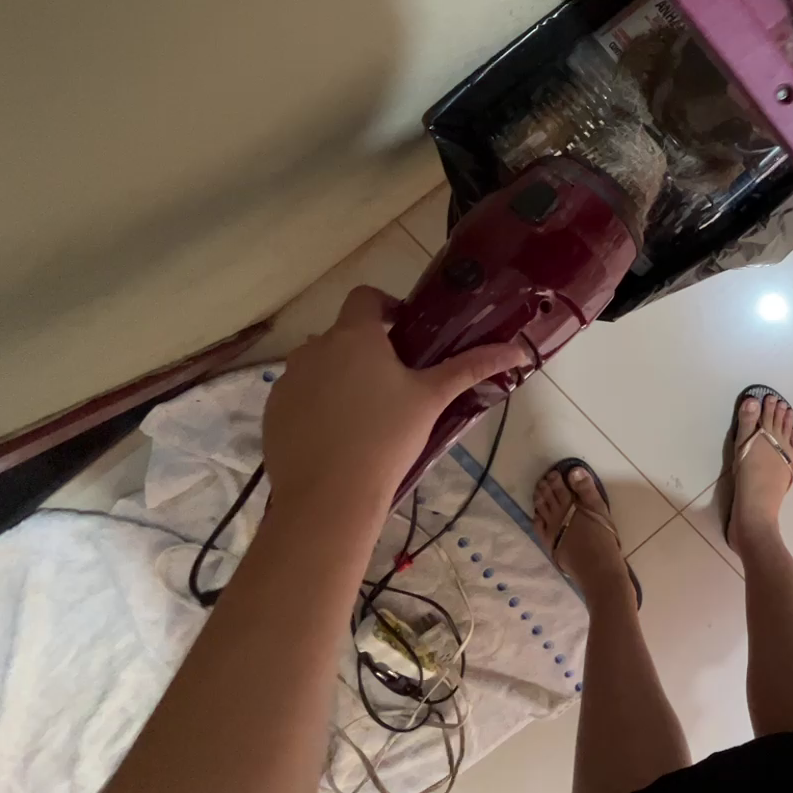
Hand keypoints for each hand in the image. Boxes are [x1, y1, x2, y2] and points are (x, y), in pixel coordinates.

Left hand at [262, 286, 531, 513]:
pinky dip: (321, 402)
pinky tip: (342, 432)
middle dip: (370, 347)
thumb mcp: (434, 397)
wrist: (328, 496)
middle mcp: (314, 348)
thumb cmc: (387, 436)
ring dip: (343, 373)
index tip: (408, 331)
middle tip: (400, 380)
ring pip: (321, 363)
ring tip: (370, 409)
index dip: (388, 306)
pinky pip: (301, 393)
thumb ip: (474, 367)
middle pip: (344, 333)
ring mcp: (287, 380)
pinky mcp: (273, 412)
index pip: (365, 296)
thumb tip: (519, 350)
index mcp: (355, 336)